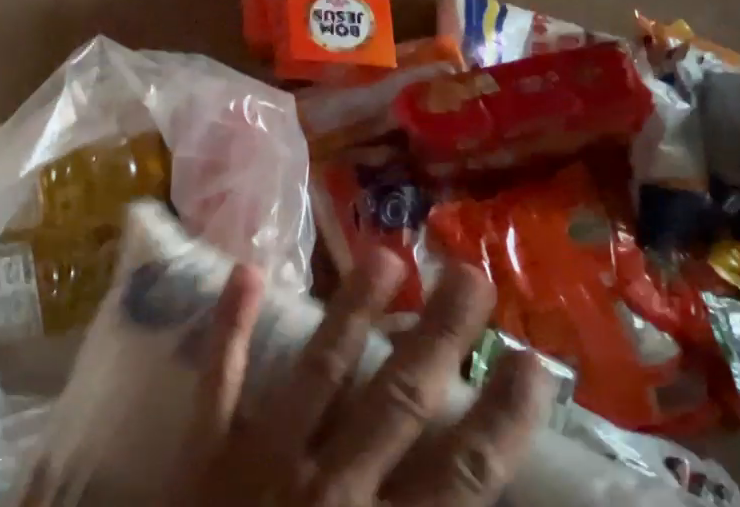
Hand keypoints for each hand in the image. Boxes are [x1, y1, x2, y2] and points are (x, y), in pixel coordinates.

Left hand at [178, 251, 550, 506]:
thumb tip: (479, 489)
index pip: (461, 471)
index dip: (503, 417)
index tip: (533, 361)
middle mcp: (331, 485)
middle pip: (396, 400)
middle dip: (437, 337)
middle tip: (469, 274)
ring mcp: (263, 456)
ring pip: (318, 370)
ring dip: (352, 312)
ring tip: (384, 255)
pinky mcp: (206, 446)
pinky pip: (218, 378)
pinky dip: (228, 325)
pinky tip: (246, 271)